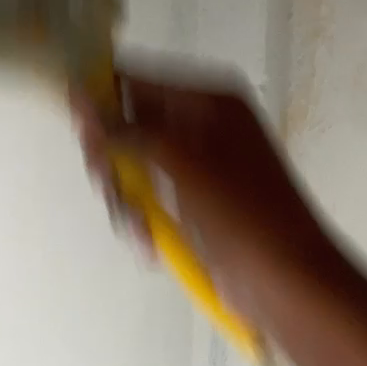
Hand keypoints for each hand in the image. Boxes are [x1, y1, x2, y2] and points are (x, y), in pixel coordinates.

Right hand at [72, 67, 335, 323]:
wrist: (291, 285)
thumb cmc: (241, 211)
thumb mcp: (177, 159)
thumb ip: (122, 125)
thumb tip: (75, 92)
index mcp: (206, 100)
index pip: (135, 80)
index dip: (101, 101)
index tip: (82, 133)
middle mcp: (199, 125)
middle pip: (126, 125)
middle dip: (112, 160)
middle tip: (106, 182)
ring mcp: (195, 166)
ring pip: (131, 166)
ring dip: (125, 198)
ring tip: (139, 226)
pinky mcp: (190, 203)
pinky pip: (146, 197)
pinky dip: (143, 219)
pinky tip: (151, 242)